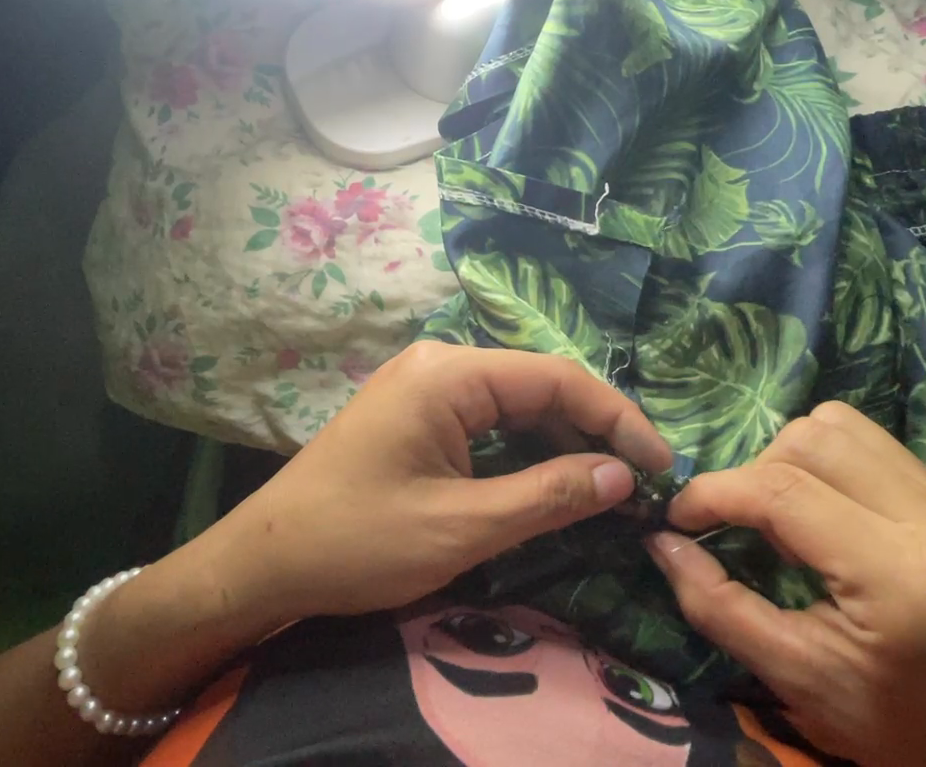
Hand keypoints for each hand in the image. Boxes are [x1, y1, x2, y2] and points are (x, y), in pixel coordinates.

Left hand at [188, 342, 673, 627]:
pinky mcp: (418, 411)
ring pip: (516, 402)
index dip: (616, 418)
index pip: (556, 379)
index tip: (662, 464)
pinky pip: (488, 418)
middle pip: (539, 384)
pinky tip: (554, 478)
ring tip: (609, 485)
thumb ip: (547, 496)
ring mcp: (426, 384)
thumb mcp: (461, 528)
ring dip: (562, 441)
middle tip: (640, 483)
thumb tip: (623, 477)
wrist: (263, 561)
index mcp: (449, 374)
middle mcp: (441, 362)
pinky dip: (526, 447)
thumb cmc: (357, 542)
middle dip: (593, 430)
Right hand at [645, 401, 925, 766]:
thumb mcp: (800, 682)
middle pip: (809, 439)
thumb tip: (660, 541)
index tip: (677, 519)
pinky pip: (871, 442)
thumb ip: (720, 607)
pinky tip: (823, 511)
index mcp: (899, 577)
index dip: (713, 494)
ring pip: (840, 425)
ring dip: (790, 457)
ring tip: (784, 516)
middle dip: (754, 473)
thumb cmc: (902, 731)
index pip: (782, 491)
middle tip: (741, 527)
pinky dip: (826, 460)